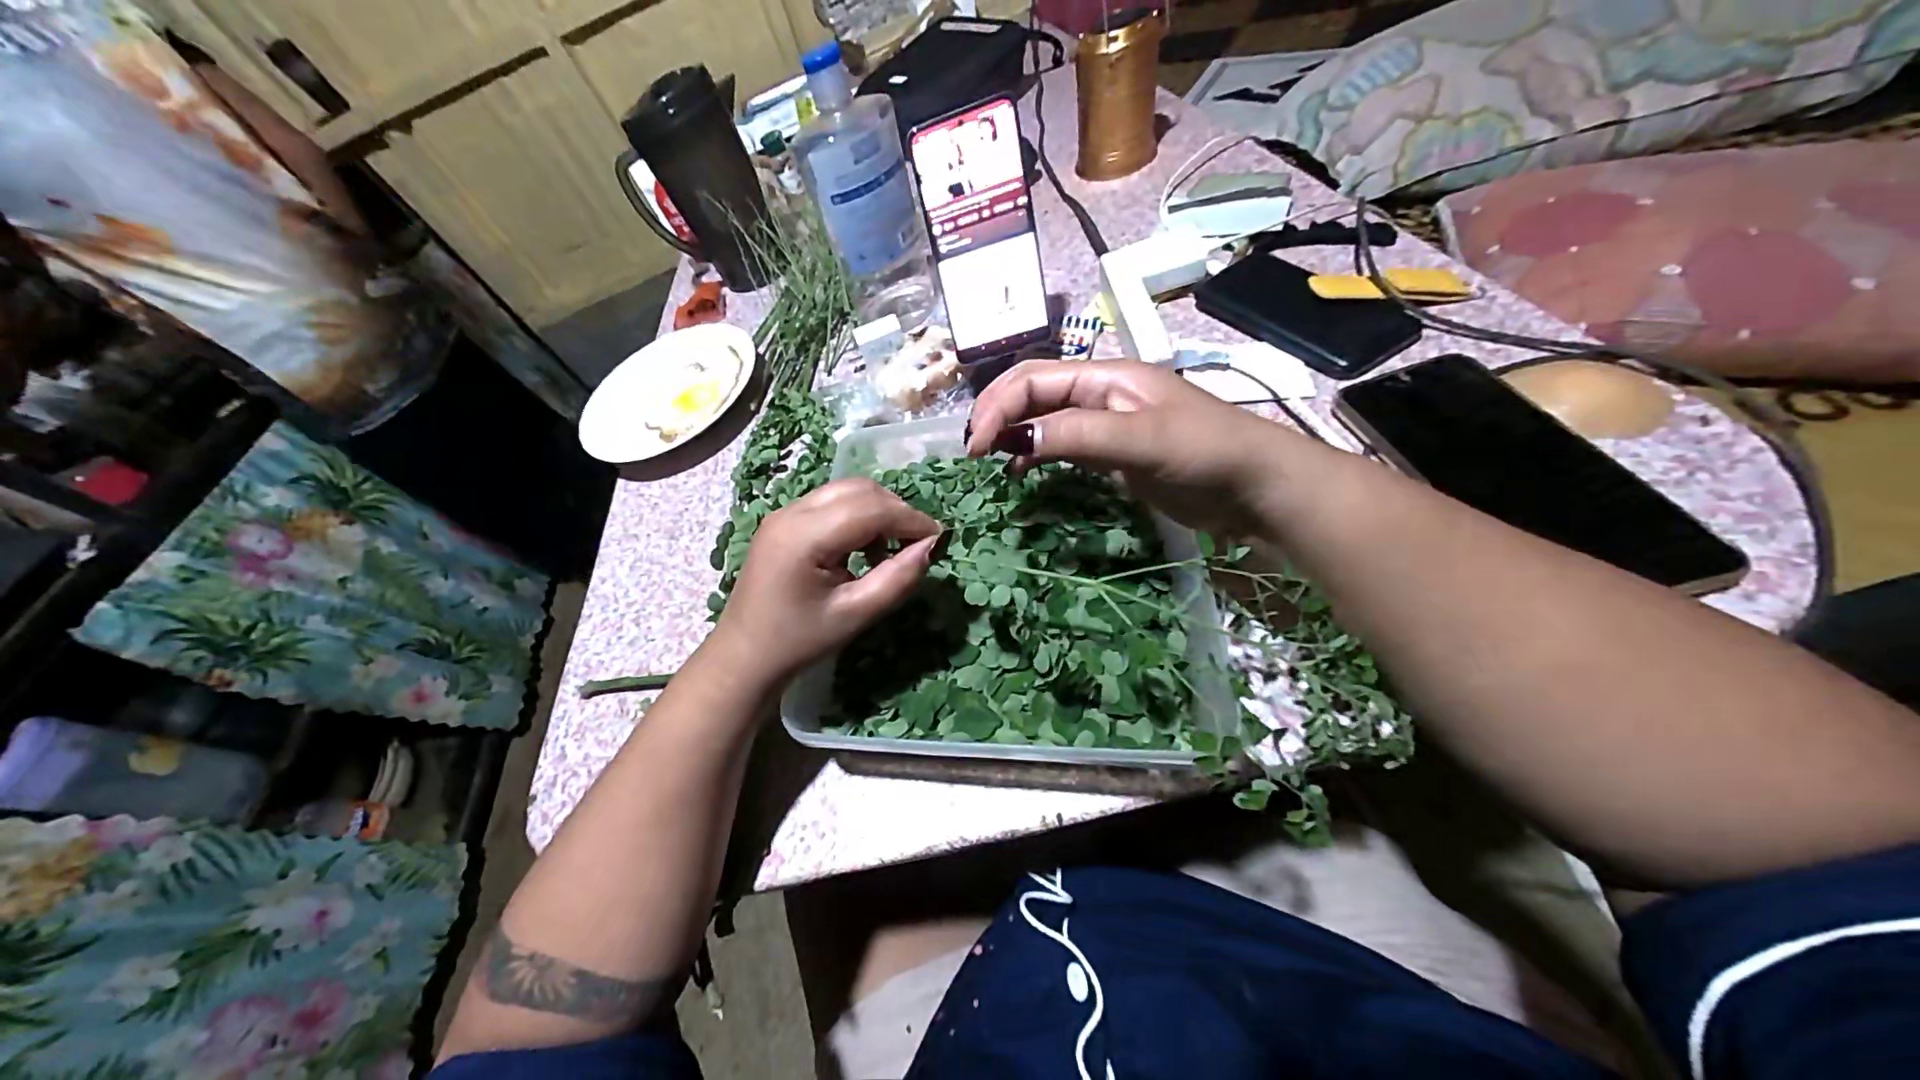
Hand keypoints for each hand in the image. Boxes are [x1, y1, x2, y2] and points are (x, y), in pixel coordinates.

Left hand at [715, 478, 940, 681]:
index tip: (938, 539)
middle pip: (859, 490)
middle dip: (895, 511)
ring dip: (877, 512)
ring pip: (846, 491)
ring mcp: (784, 513)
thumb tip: (930, 548)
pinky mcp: (785, 521)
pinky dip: (858, 517)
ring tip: (889, 551)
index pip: (869, 509)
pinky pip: (832, 503)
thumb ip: (896, 579)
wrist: (745, 655)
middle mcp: (791, 513)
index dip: (910, 519)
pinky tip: (863, 550)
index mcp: (803, 536)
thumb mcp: (855, 615)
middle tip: (917, 545)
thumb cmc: (799, 641)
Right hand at [964, 359, 1312, 535]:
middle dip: (999, 417)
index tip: (975, 448)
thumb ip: (1078, 435)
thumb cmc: (1205, 452)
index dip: (998, 407)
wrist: (1257, 487)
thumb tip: (1014, 440)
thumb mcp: (1140, 440)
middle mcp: (1101, 394)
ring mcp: (1108, 425)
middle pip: (1034, 394)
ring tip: (991, 464)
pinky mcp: (1115, 456)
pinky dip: (1038, 457)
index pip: (1033, 378)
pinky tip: (1024, 475)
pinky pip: (1064, 448)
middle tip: (973, 454)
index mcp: (1106, 376)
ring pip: (1045, 421)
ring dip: (1014, 436)